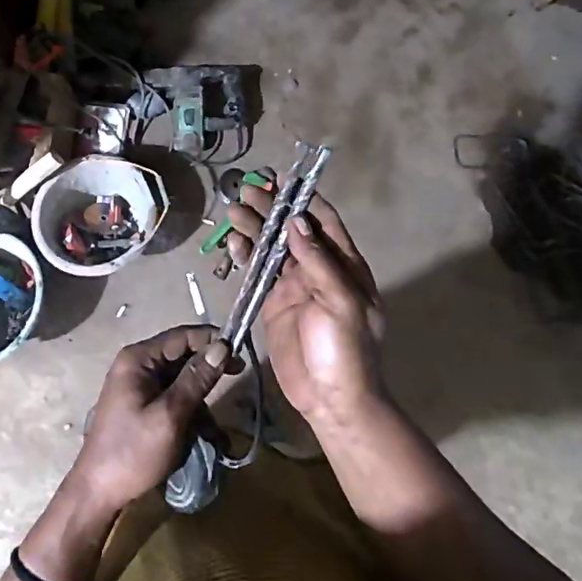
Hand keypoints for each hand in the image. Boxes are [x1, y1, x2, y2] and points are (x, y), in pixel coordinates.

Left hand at [68, 325, 229, 513]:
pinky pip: (174, 397)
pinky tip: (205, 435)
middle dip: (209, 373)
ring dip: (201, 399)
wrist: (97, 496)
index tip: (239, 354)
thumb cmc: (132, 453)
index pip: (183, 336)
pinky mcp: (143, 405)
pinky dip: (190, 412)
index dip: (212, 341)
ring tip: (217, 429)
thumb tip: (223, 346)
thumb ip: (197, 379)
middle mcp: (138, 365)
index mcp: (138, 359)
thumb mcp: (170, 415)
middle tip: (237, 378)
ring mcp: (139, 386)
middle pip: (183, 356)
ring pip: (182, 379)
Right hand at [226, 186, 385, 432]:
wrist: (332, 401)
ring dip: (255, 229)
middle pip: (293, 231)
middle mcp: (319, 270)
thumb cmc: (347, 350)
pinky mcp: (275, 304)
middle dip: (272, 209)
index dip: (305, 200)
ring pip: (273, 249)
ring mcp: (296, 287)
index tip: (283, 180)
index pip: (324, 222)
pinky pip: (260, 274)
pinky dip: (247, 257)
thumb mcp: (341, 303)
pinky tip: (234, 243)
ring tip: (234, 209)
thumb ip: (319, 262)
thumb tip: (297, 222)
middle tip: (247, 190)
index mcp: (344, 265)